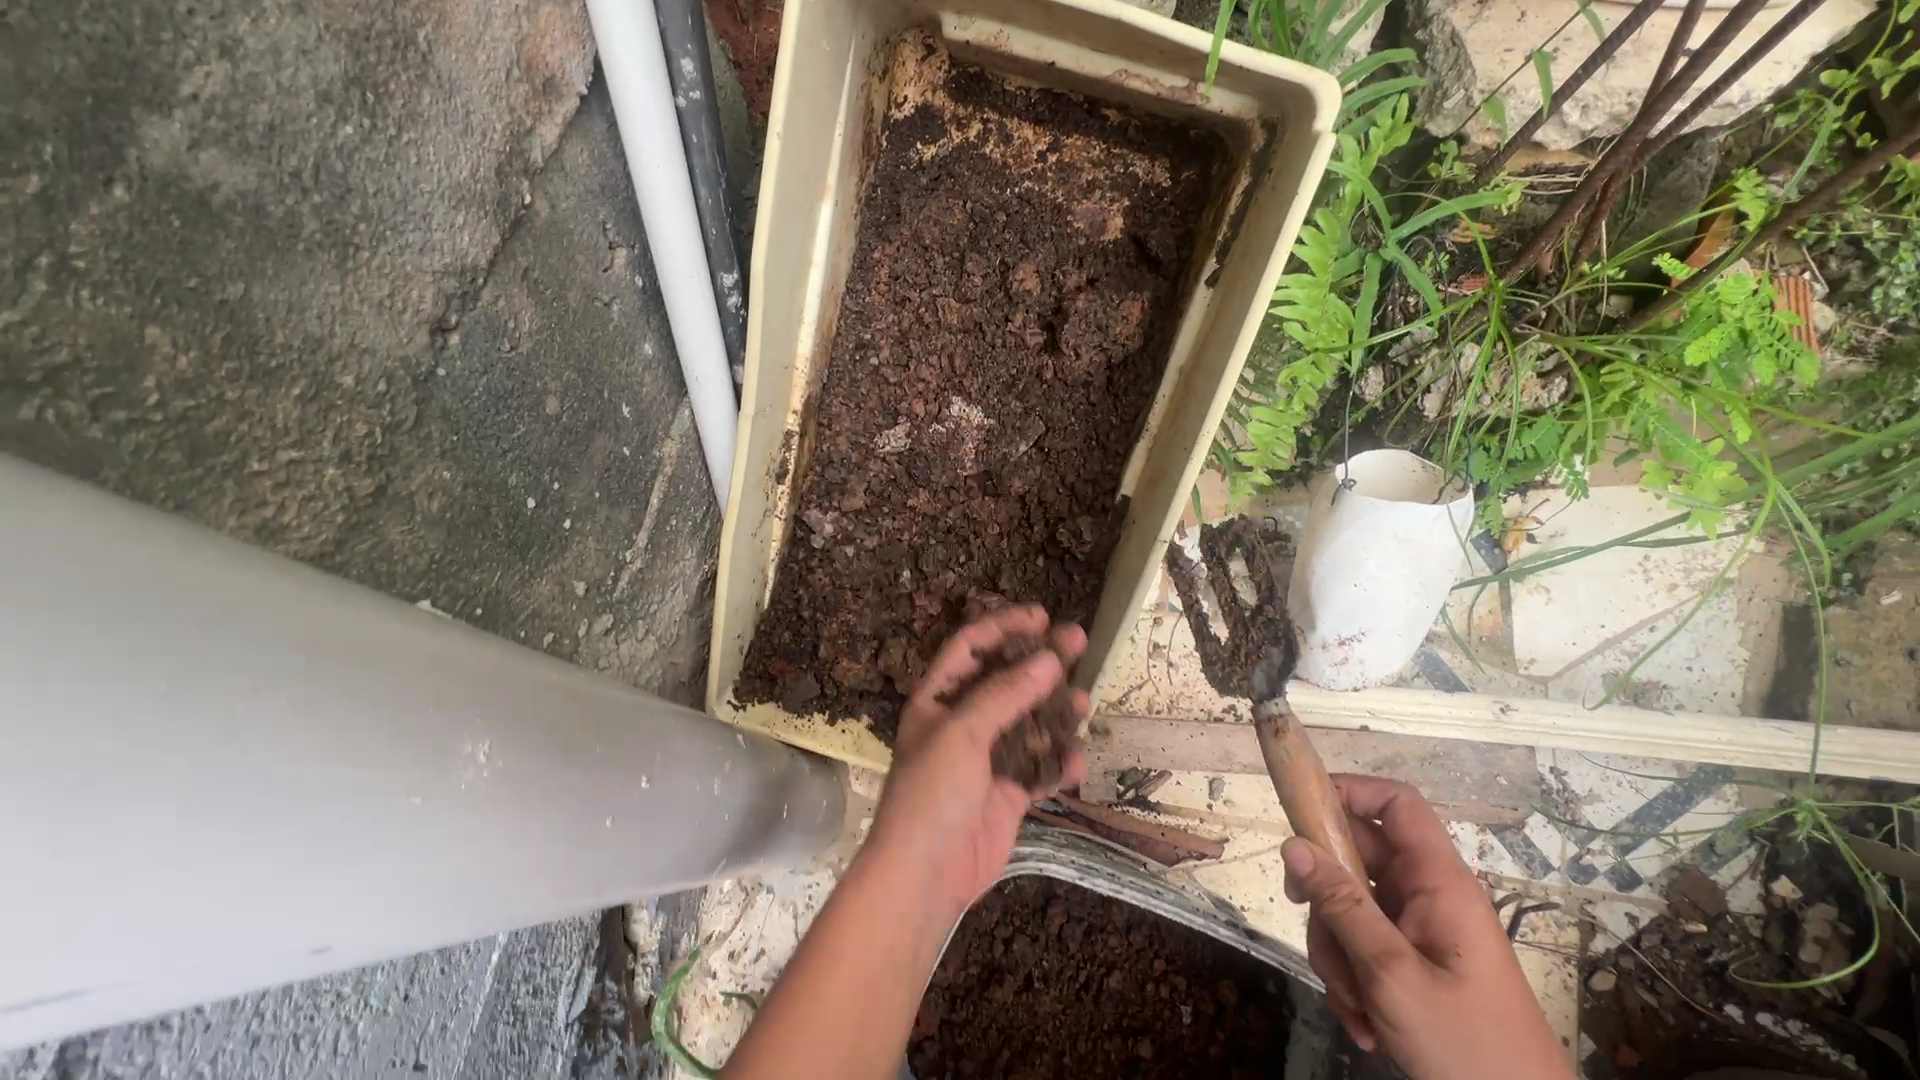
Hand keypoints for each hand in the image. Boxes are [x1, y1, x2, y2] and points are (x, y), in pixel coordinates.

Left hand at [862, 605, 1088, 919]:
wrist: (927, 874)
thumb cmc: (932, 794)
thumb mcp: (963, 734)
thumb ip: (1006, 694)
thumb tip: (1049, 659)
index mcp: (938, 700)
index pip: (970, 649)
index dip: (1003, 627)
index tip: (1041, 615)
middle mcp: (963, 723)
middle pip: (1007, 680)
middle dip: (1041, 662)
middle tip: (1078, 641)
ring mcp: (987, 759)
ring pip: (1030, 722)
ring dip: (1057, 712)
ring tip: (1085, 703)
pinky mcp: (1009, 793)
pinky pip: (1040, 768)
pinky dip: (1058, 763)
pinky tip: (1076, 759)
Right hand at [1282, 775, 1571, 1079]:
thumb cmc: (1466, 1044)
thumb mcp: (1390, 974)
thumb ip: (1341, 906)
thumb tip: (1293, 844)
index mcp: (1439, 882)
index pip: (1396, 803)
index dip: (1349, 791)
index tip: (1300, 812)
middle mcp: (1429, 895)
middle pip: (1357, 860)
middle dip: (1326, 900)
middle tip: (1309, 925)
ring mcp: (1421, 928)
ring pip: (1351, 907)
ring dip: (1337, 952)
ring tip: (1354, 1004)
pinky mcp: (1413, 960)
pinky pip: (1363, 945)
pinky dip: (1353, 978)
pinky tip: (1364, 1020)